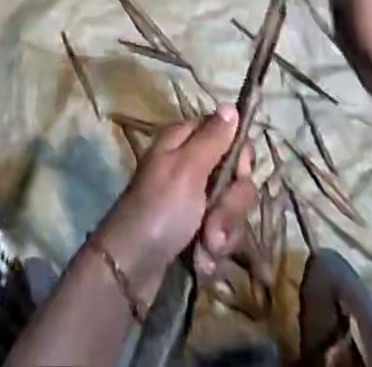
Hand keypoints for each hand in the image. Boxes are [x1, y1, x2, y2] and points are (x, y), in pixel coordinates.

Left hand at [96, 106, 257, 281]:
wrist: (132, 267)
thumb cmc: (159, 209)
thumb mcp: (187, 168)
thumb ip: (212, 138)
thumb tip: (231, 105)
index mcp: (183, 142)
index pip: (228, 135)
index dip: (239, 157)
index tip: (237, 175)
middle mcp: (189, 166)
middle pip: (235, 178)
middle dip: (231, 207)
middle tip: (213, 224)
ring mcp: (192, 201)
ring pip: (231, 211)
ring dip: (223, 234)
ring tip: (205, 247)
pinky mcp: (195, 231)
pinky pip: (222, 236)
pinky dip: (214, 251)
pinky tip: (201, 261)